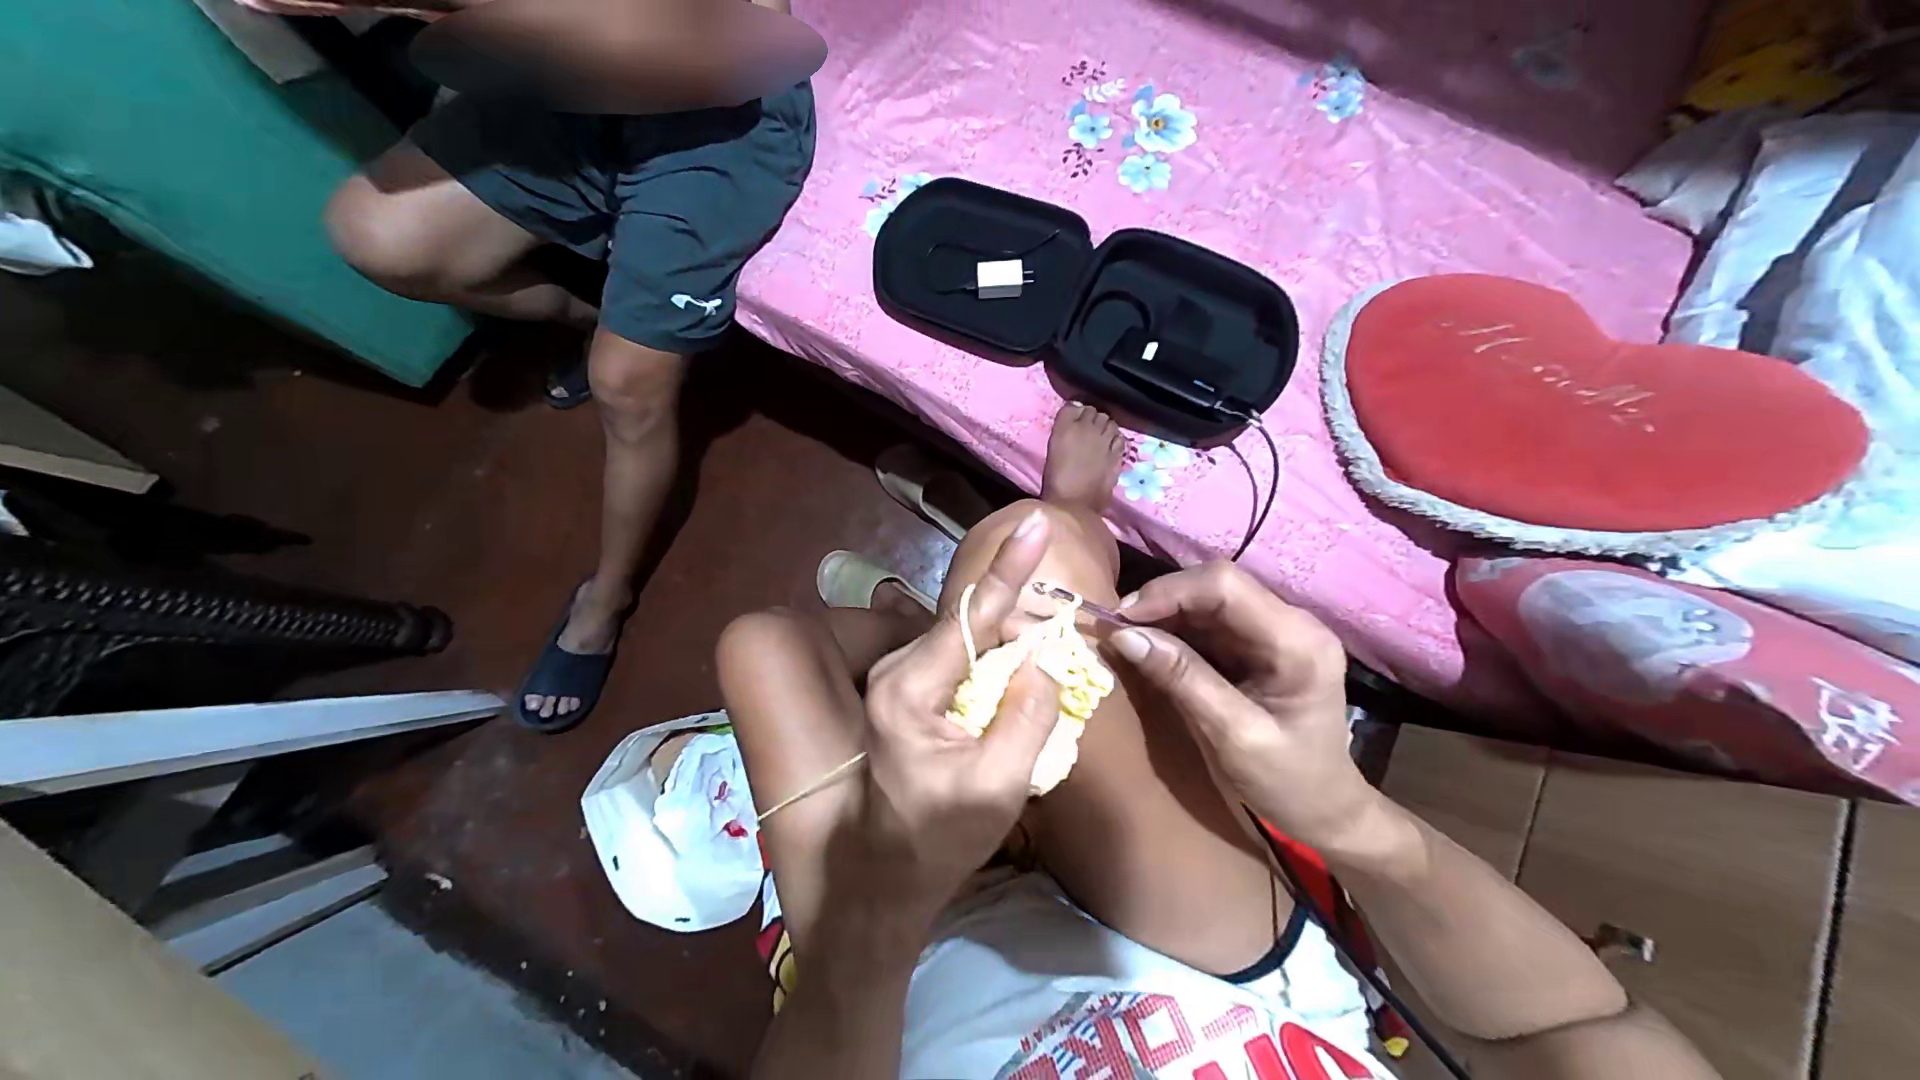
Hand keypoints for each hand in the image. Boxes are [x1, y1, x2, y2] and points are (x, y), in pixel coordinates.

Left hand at [850, 510, 1061, 920]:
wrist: (886, 871)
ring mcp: (900, 677)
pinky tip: (1020, 677)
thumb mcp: (997, 787)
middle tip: (1064, 634)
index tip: (1036, 523)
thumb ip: (1027, 718)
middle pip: (971, 623)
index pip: (967, 617)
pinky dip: (996, 660)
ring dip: (1011, 642)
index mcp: (908, 689)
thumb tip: (1044, 661)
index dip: (1008, 571)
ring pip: (968, 638)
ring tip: (1047, 664)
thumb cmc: (939, 838)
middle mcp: (897, 670)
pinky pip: (962, 658)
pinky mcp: (911, 689)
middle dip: (1021, 617)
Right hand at [1107, 562, 1382, 852]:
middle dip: (1162, 601)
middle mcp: (1292, 622)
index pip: (1226, 585)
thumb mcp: (1231, 736)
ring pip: (1208, 599)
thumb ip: (1182, 679)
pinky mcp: (1258, 642)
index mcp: (1297, 641)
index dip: (1169, 591)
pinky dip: (1175, 629)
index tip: (1123, 618)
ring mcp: (1276, 630)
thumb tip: (1124, 635)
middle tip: (1119, 630)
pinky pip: (1209, 620)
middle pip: (1216, 585)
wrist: (1324, 809)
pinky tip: (1153, 647)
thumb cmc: (1287, 781)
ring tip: (1129, 638)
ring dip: (1164, 614)